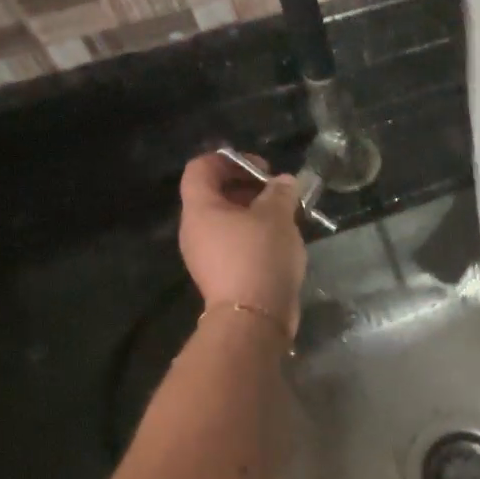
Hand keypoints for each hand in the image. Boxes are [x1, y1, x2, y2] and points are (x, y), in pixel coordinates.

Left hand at [178, 153, 307, 334]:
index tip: (261, 168)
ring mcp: (205, 255)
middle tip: (278, 192)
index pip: (201, 168)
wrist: (253, 318)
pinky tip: (279, 243)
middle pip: (214, 194)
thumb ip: (280, 193)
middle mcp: (195, 230)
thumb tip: (283, 182)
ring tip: (284, 217)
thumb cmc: (259, 257)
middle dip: (247, 186)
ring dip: (254, 212)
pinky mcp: (220, 274)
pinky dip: (254, 235)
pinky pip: (233, 243)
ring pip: (226, 221)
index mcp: (200, 209)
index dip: (229, 159)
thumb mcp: (277, 217)